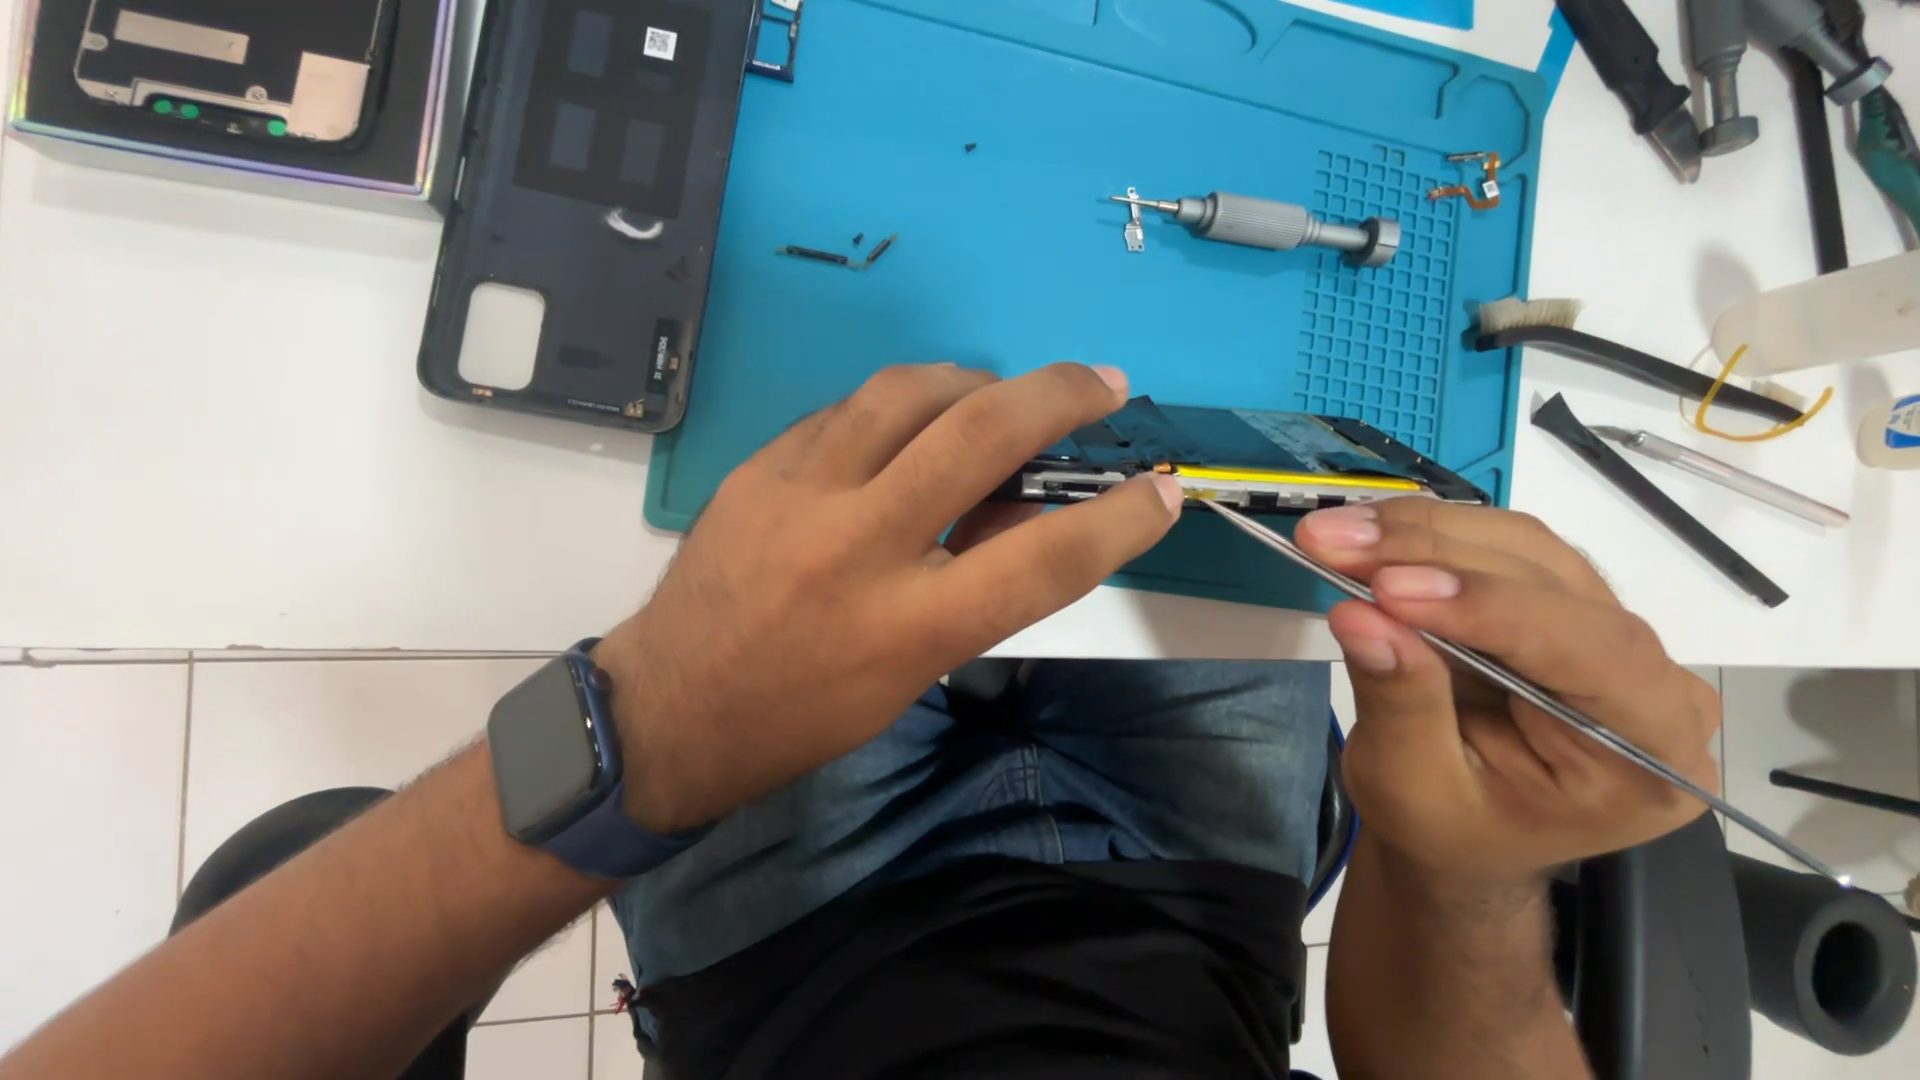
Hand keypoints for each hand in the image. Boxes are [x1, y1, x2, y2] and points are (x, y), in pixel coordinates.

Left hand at [596, 364, 1183, 831]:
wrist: (667, 709)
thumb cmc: (804, 715)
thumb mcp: (909, 671)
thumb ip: (975, 587)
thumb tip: (1025, 508)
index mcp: (908, 627)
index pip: (1042, 560)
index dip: (1118, 521)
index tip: (1160, 492)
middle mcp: (857, 546)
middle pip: (978, 435)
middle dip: (1058, 395)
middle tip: (1101, 384)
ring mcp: (800, 493)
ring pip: (908, 393)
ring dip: (975, 381)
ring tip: (1000, 396)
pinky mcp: (759, 467)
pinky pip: (848, 412)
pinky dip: (900, 411)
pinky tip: (911, 428)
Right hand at [1295, 499, 1720, 884]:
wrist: (1459, 832)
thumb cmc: (1444, 828)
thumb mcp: (1411, 787)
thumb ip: (1399, 702)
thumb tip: (1357, 613)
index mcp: (1645, 757)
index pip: (1592, 654)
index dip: (1490, 607)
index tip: (1388, 588)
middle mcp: (1647, 681)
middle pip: (1552, 581)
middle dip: (1428, 553)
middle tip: (1326, 539)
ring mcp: (1603, 633)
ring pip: (1521, 546)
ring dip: (1417, 531)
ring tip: (1331, 534)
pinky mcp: (1554, 602)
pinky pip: (1494, 546)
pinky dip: (1421, 534)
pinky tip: (1364, 531)